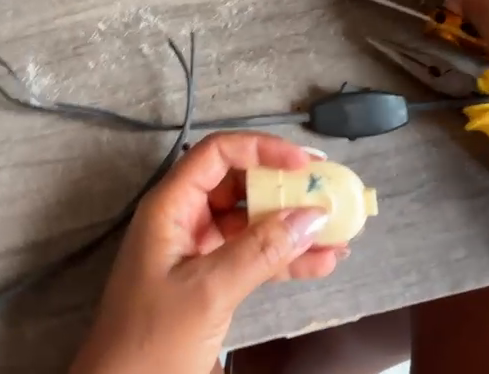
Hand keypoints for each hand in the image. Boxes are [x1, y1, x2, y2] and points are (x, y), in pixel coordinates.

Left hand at [70, 134, 343, 373]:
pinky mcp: (209, 280)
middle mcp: (183, 218)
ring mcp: (196, 250)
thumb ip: (260, 252)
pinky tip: (321, 262)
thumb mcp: (208, 291)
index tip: (303, 163)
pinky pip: (252, 256)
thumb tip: (311, 217)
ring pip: (250, 222)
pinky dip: (284, 259)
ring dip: (291, 226)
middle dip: (283, 187)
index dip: (261, 149)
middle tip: (328, 192)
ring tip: (338, 231)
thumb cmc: (150, 340)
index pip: (218, 154)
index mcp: (171, 205)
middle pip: (238, 184)